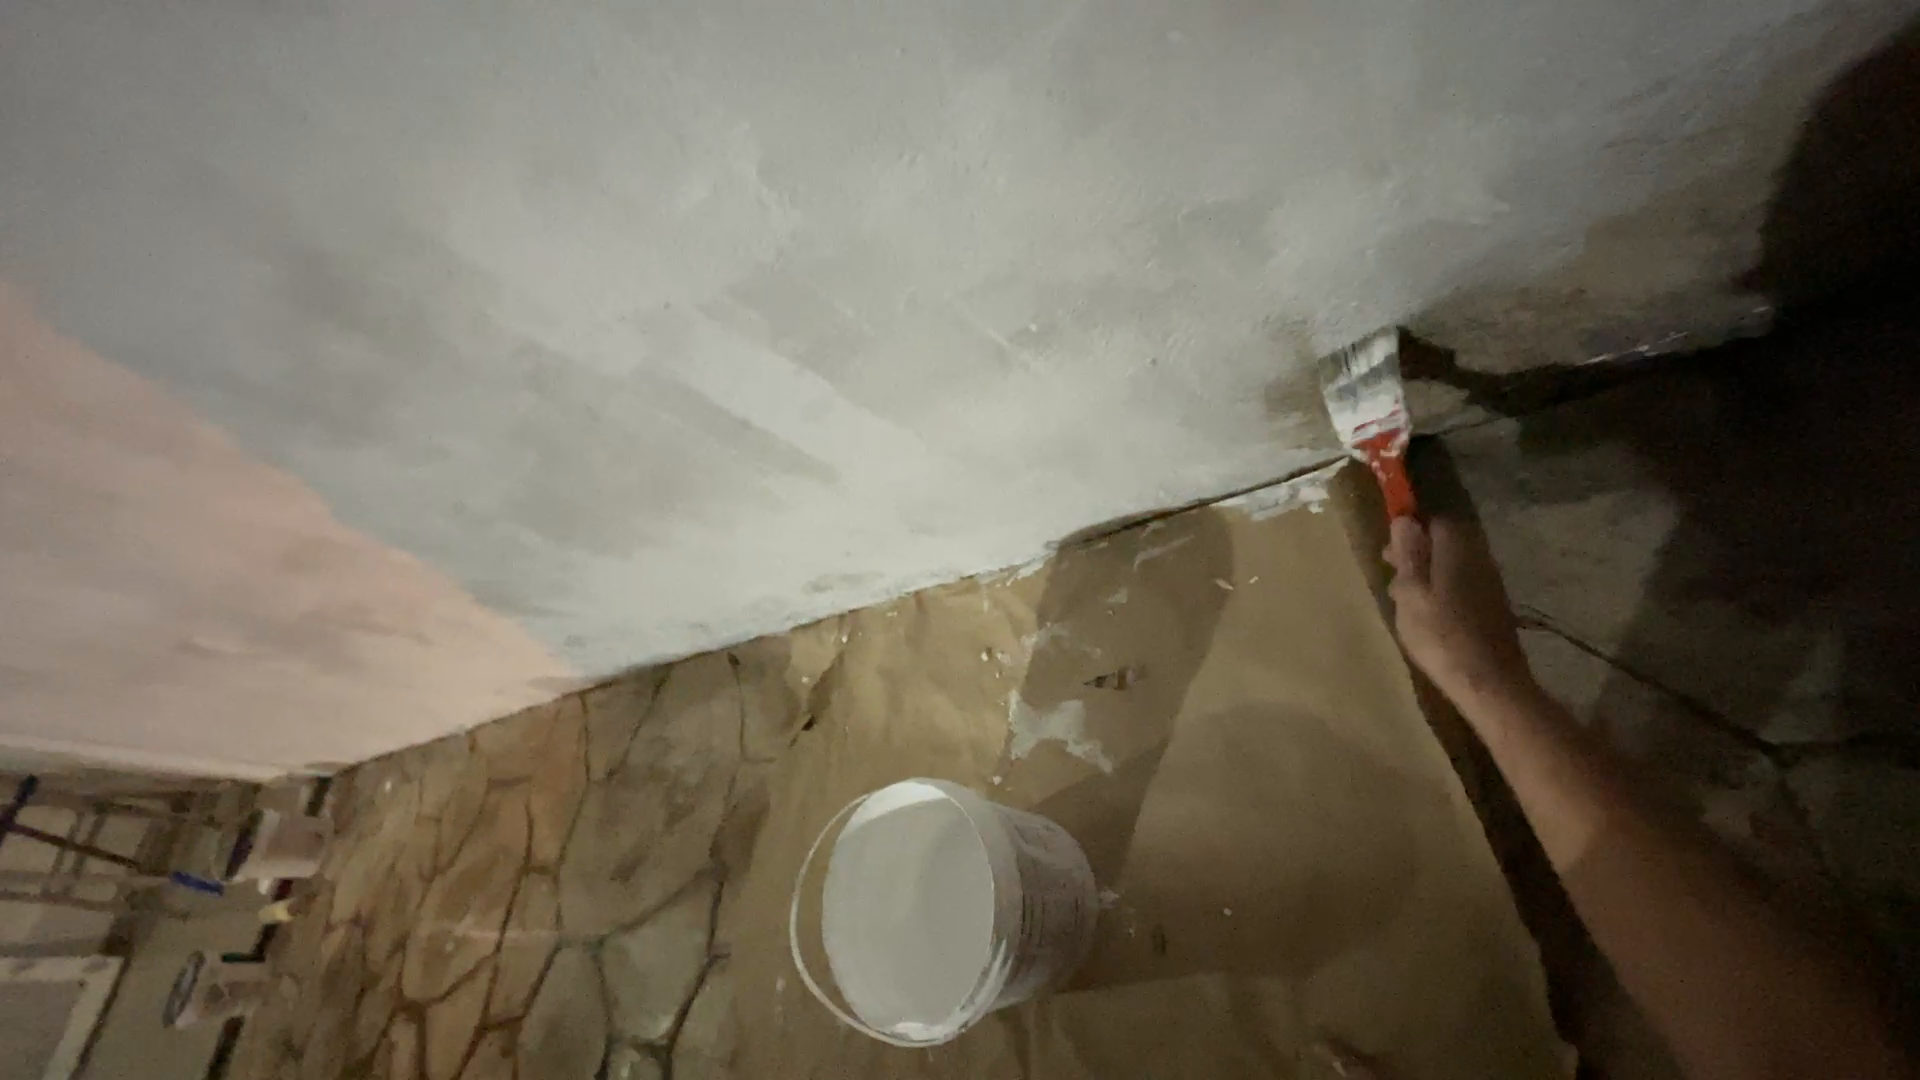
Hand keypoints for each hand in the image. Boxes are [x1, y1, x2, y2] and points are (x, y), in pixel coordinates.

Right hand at [1383, 516, 1533, 706]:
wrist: (1488, 681)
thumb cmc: (1440, 635)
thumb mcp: (1411, 593)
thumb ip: (1408, 554)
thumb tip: (1405, 519)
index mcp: (1457, 551)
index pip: (1436, 519)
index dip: (1411, 523)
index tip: (1388, 541)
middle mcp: (1478, 559)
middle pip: (1446, 539)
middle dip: (1416, 548)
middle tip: (1389, 567)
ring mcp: (1488, 582)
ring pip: (1452, 562)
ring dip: (1426, 570)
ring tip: (1401, 593)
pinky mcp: (1491, 604)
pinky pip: (1460, 581)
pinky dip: (1440, 586)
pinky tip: (1425, 609)